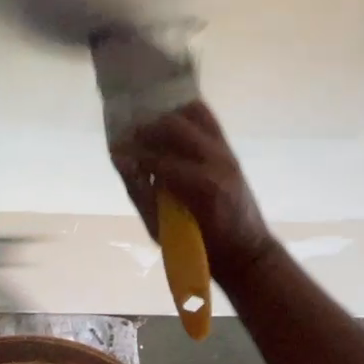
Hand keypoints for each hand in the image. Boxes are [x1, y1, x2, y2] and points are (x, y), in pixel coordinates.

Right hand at [109, 102, 278, 284]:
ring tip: (151, 131)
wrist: (246, 250)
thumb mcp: (163, 229)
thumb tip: (120, 159)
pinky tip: (170, 128)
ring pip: (192, 112)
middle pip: (174, 126)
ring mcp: (226, 150)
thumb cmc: (201, 248)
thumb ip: (139, 191)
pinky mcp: (229, 147)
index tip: (117, 150)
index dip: (134, 152)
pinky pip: (205, 118)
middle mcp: (216, 160)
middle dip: (148, 129)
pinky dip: (185, 116)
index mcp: (202, 185)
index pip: (158, 157)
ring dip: (168, 117)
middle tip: (130, 138)